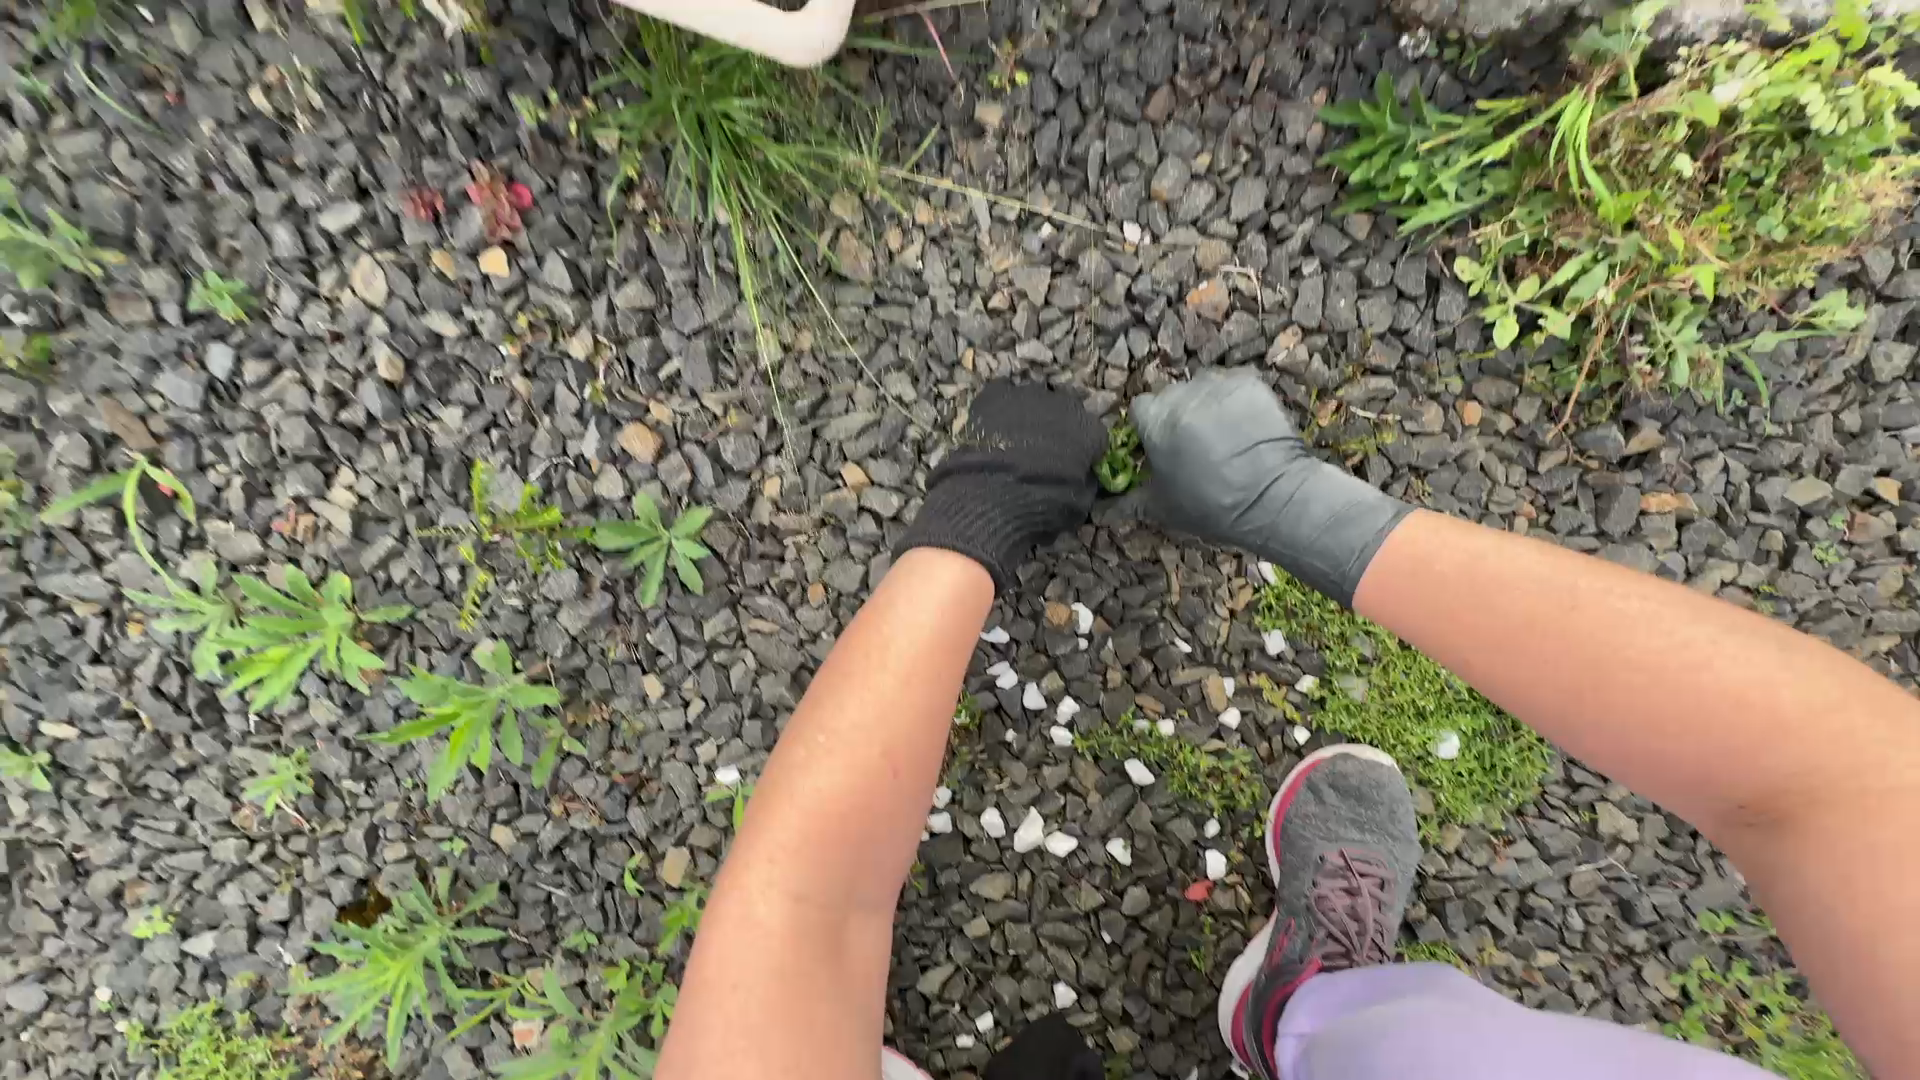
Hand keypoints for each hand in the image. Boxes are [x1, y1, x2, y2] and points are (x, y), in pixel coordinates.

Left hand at [898, 381, 1104, 592]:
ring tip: (1013, 440)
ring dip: (1029, 416)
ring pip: (1035, 401)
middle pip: (1065, 413)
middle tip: (1041, 454)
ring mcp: (1030, 396)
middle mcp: (1066, 405)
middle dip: (1057, 431)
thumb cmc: (1042, 506)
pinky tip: (991, 426)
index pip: (1094, 437)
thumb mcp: (1079, 505)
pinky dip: (1000, 407)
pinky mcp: (997, 395)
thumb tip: (1082, 476)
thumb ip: (1085, 483)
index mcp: (1091, 432)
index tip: (1073, 468)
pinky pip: (1002, 394)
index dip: (1083, 453)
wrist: (992, 497)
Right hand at [1130, 369, 1411, 606]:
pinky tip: (1245, 426)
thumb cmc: (1210, 505)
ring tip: (1224, 436)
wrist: (1273, 498)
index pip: (1139, 410)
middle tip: (1194, 446)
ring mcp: (1217, 384)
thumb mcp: (1162, 508)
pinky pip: (1234, 385)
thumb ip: (1127, 503)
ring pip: (1203, 388)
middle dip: (1178, 415)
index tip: (1160, 447)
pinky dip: (1236, 400)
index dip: (1148, 428)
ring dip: (1207, 405)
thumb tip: (1100, 511)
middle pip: (1171, 396)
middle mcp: (1181, 393)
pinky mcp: (1250, 382)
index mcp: (1153, 420)